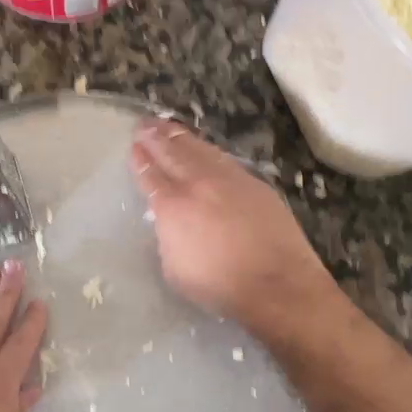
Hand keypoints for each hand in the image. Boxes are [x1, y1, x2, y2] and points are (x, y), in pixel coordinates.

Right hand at [129, 119, 334, 334]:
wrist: (278, 283)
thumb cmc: (220, 286)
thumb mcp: (175, 268)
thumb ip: (168, 237)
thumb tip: (169, 222)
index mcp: (173, 207)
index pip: (151, 177)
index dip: (140, 161)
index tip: (134, 147)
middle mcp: (199, 184)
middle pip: (173, 153)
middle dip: (156, 138)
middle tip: (144, 125)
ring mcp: (230, 180)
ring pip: (200, 150)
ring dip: (181, 136)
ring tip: (168, 126)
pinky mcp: (255, 185)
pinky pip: (224, 159)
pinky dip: (208, 150)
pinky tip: (205, 148)